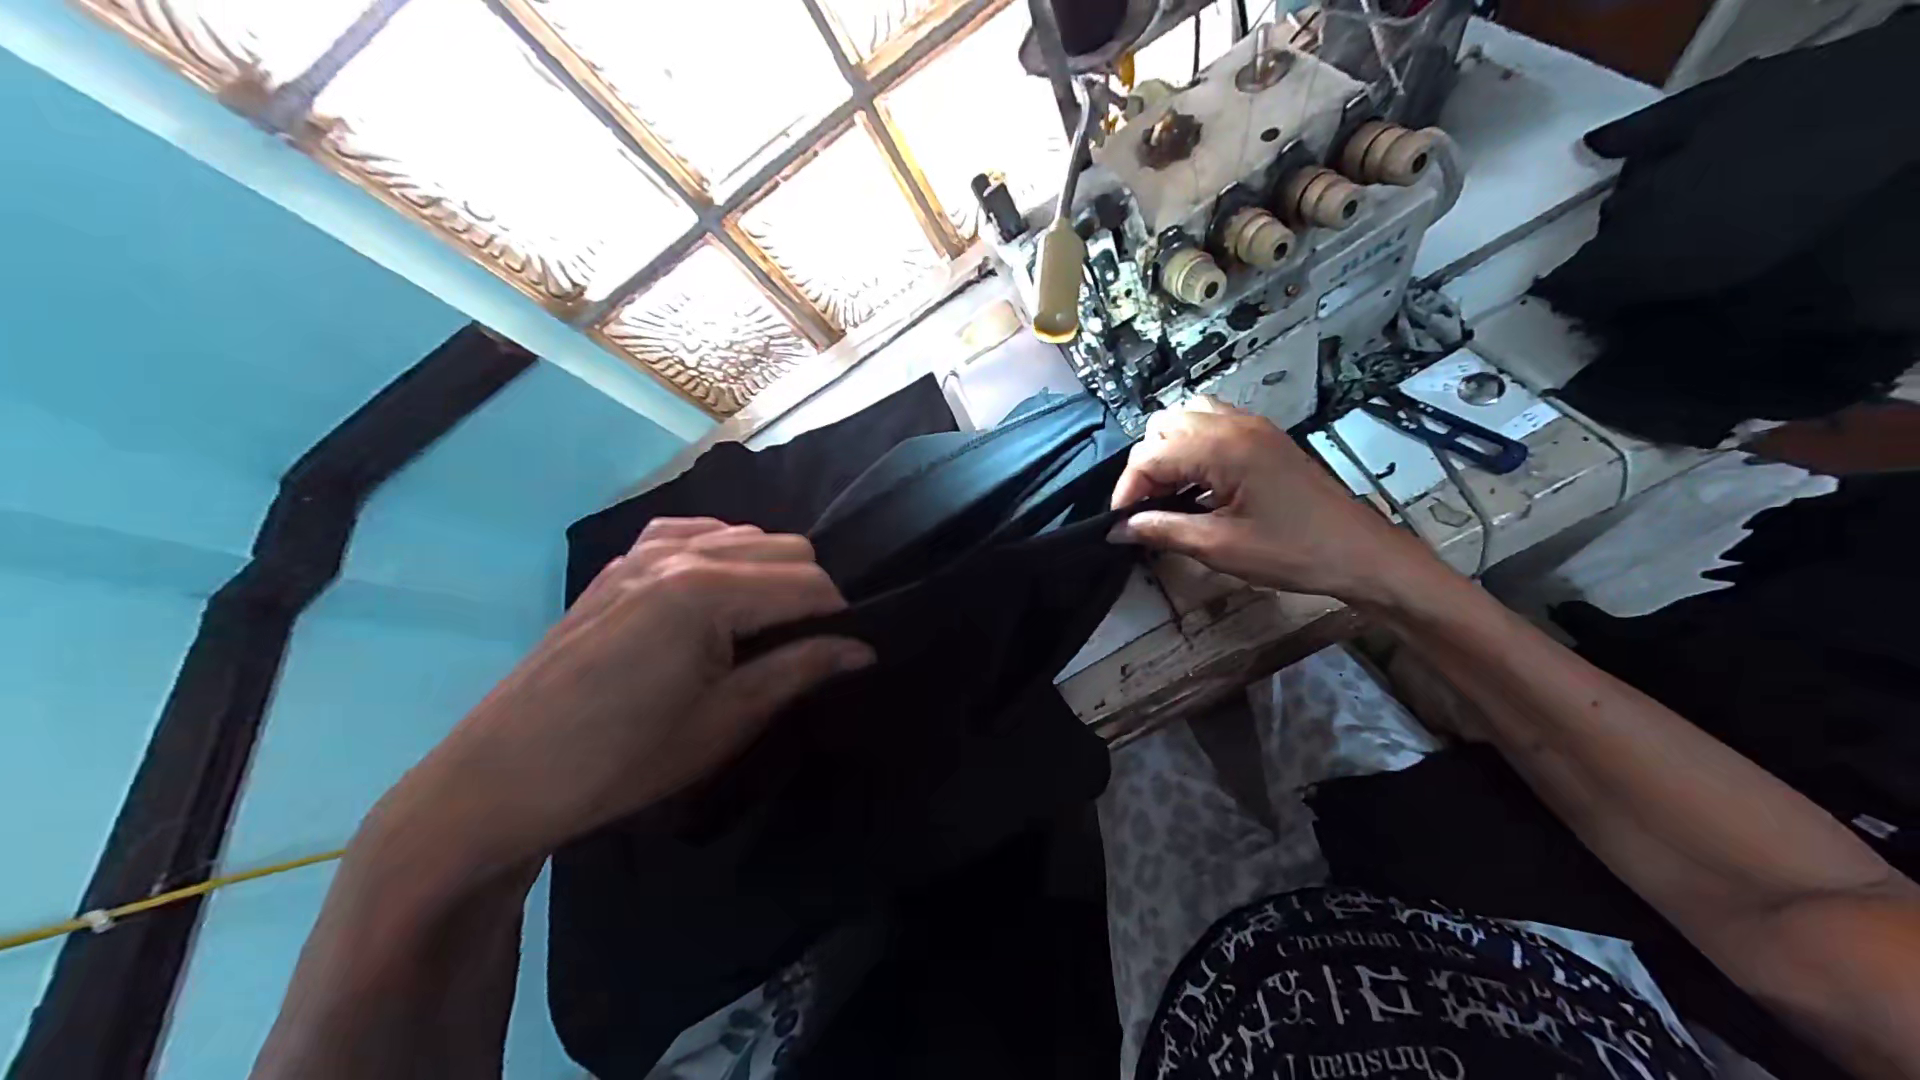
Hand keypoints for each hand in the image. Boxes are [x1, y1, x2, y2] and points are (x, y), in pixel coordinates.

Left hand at [385, 518, 875, 879]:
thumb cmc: (621, 760)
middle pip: (786, 549)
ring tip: (761, 629)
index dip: (840, 619)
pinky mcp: (619, 563)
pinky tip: (717, 594)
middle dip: (811, 593)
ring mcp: (642, 552)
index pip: (810, 584)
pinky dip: (723, 554)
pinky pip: (695, 534)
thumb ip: (799, 670)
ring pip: (745, 537)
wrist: (501, 777)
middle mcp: (679, 554)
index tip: (845, 656)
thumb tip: (863, 649)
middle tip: (805, 649)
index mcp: (705, 592)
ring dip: (770, 573)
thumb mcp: (724, 722)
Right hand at [1108, 397, 1442, 604]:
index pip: (1150, 454)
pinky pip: (1212, 421)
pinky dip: (1192, 443)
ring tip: (1170, 490)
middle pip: (1163, 426)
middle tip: (1148, 507)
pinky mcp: (1263, 435)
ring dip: (1168, 449)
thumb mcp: (1219, 547)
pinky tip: (1197, 479)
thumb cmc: (1292, 551)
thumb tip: (1118, 529)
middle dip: (1145, 465)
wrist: (1359, 552)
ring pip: (1186, 416)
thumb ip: (1162, 530)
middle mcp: (1234, 425)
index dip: (1127, 489)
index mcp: (1222, 449)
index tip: (1122, 523)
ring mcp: (1251, 426)